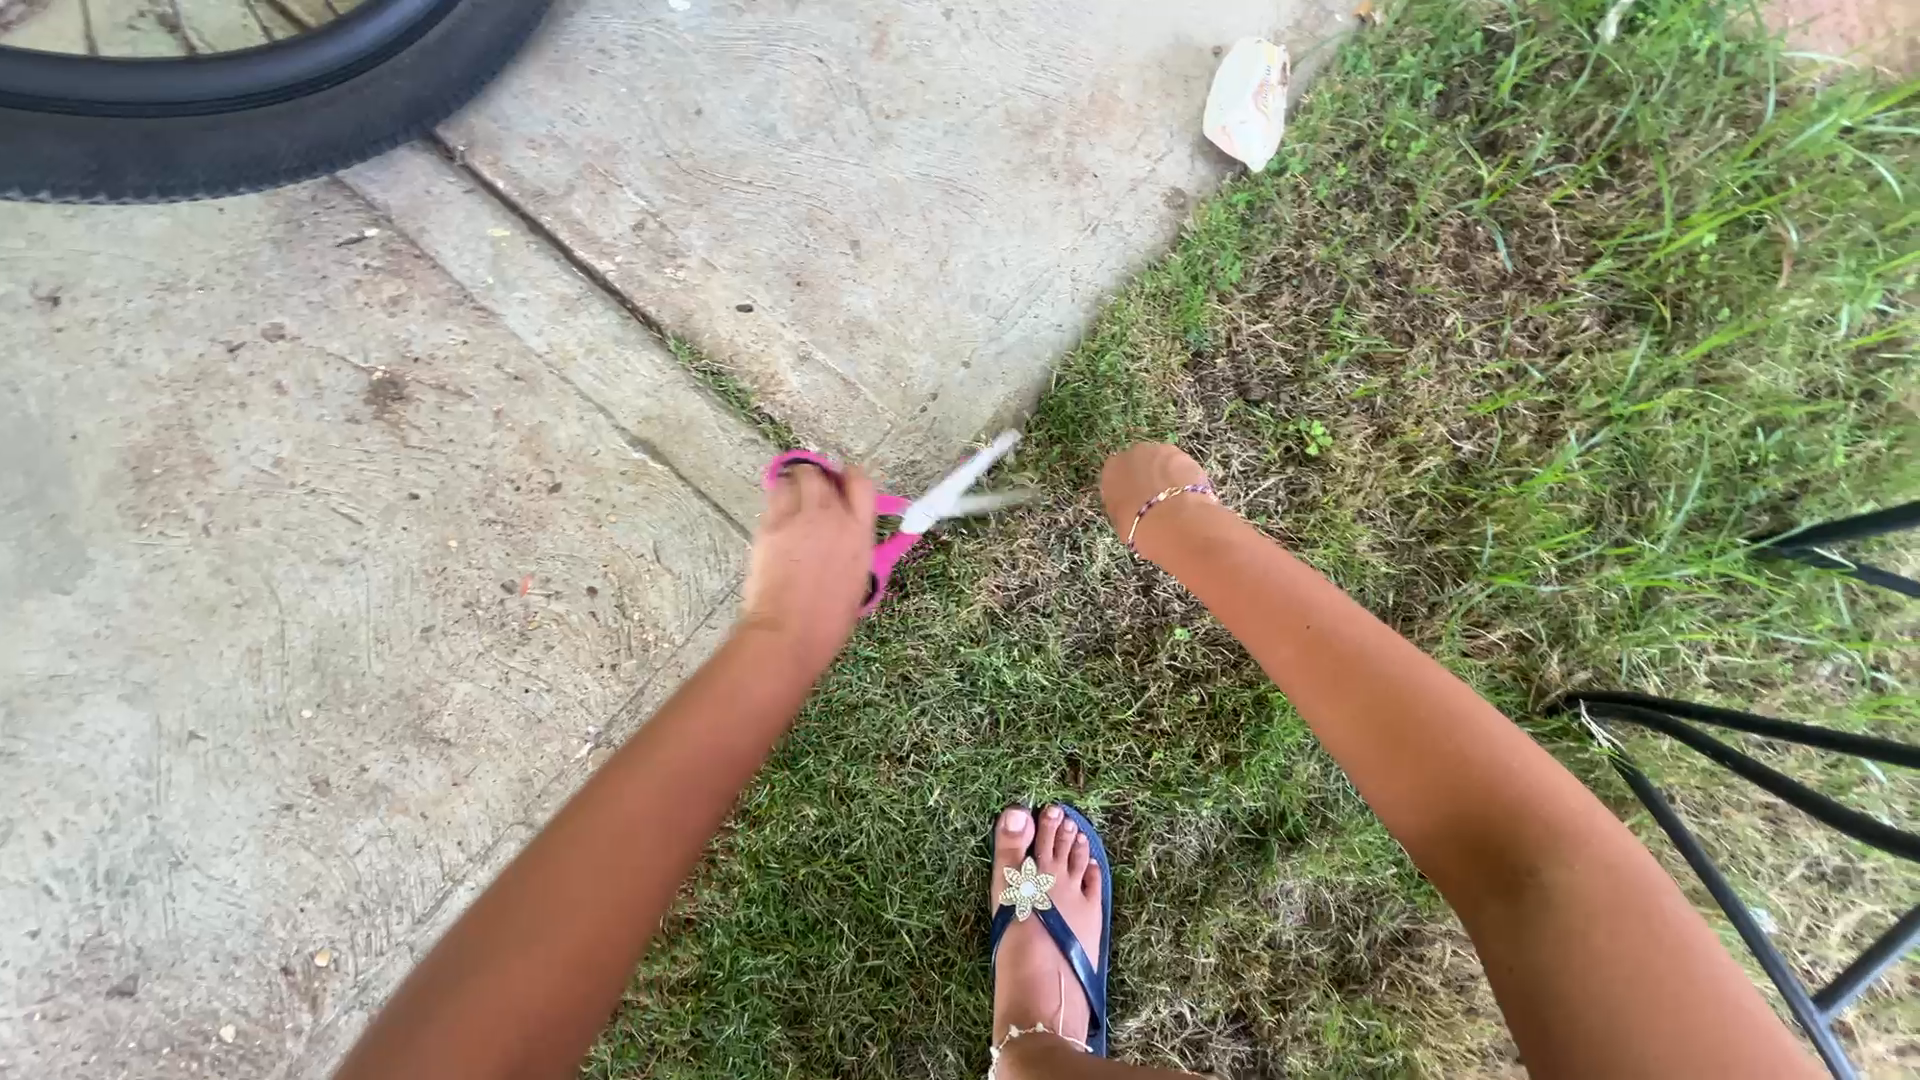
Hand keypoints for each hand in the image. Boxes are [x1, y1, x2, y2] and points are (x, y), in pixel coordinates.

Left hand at [738, 462, 876, 672]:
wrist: (790, 630)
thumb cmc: (830, 619)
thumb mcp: (858, 578)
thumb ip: (853, 546)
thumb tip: (843, 535)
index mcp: (860, 531)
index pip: (860, 482)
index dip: (849, 477)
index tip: (841, 483)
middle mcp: (831, 515)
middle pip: (823, 474)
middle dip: (816, 477)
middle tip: (810, 492)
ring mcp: (799, 517)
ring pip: (794, 477)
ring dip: (793, 482)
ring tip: (790, 497)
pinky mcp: (770, 524)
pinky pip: (773, 496)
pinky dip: (776, 498)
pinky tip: (776, 515)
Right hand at [1098, 442, 1211, 539]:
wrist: (1170, 519)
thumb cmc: (1138, 525)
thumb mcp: (1120, 520)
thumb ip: (1122, 506)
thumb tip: (1130, 507)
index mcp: (1111, 470)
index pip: (1116, 475)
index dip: (1128, 488)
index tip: (1134, 501)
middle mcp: (1131, 454)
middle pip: (1139, 462)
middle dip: (1147, 476)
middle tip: (1156, 498)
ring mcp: (1158, 451)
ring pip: (1161, 461)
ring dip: (1166, 475)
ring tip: (1174, 498)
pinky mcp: (1182, 453)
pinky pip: (1180, 465)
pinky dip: (1183, 476)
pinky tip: (1188, 495)